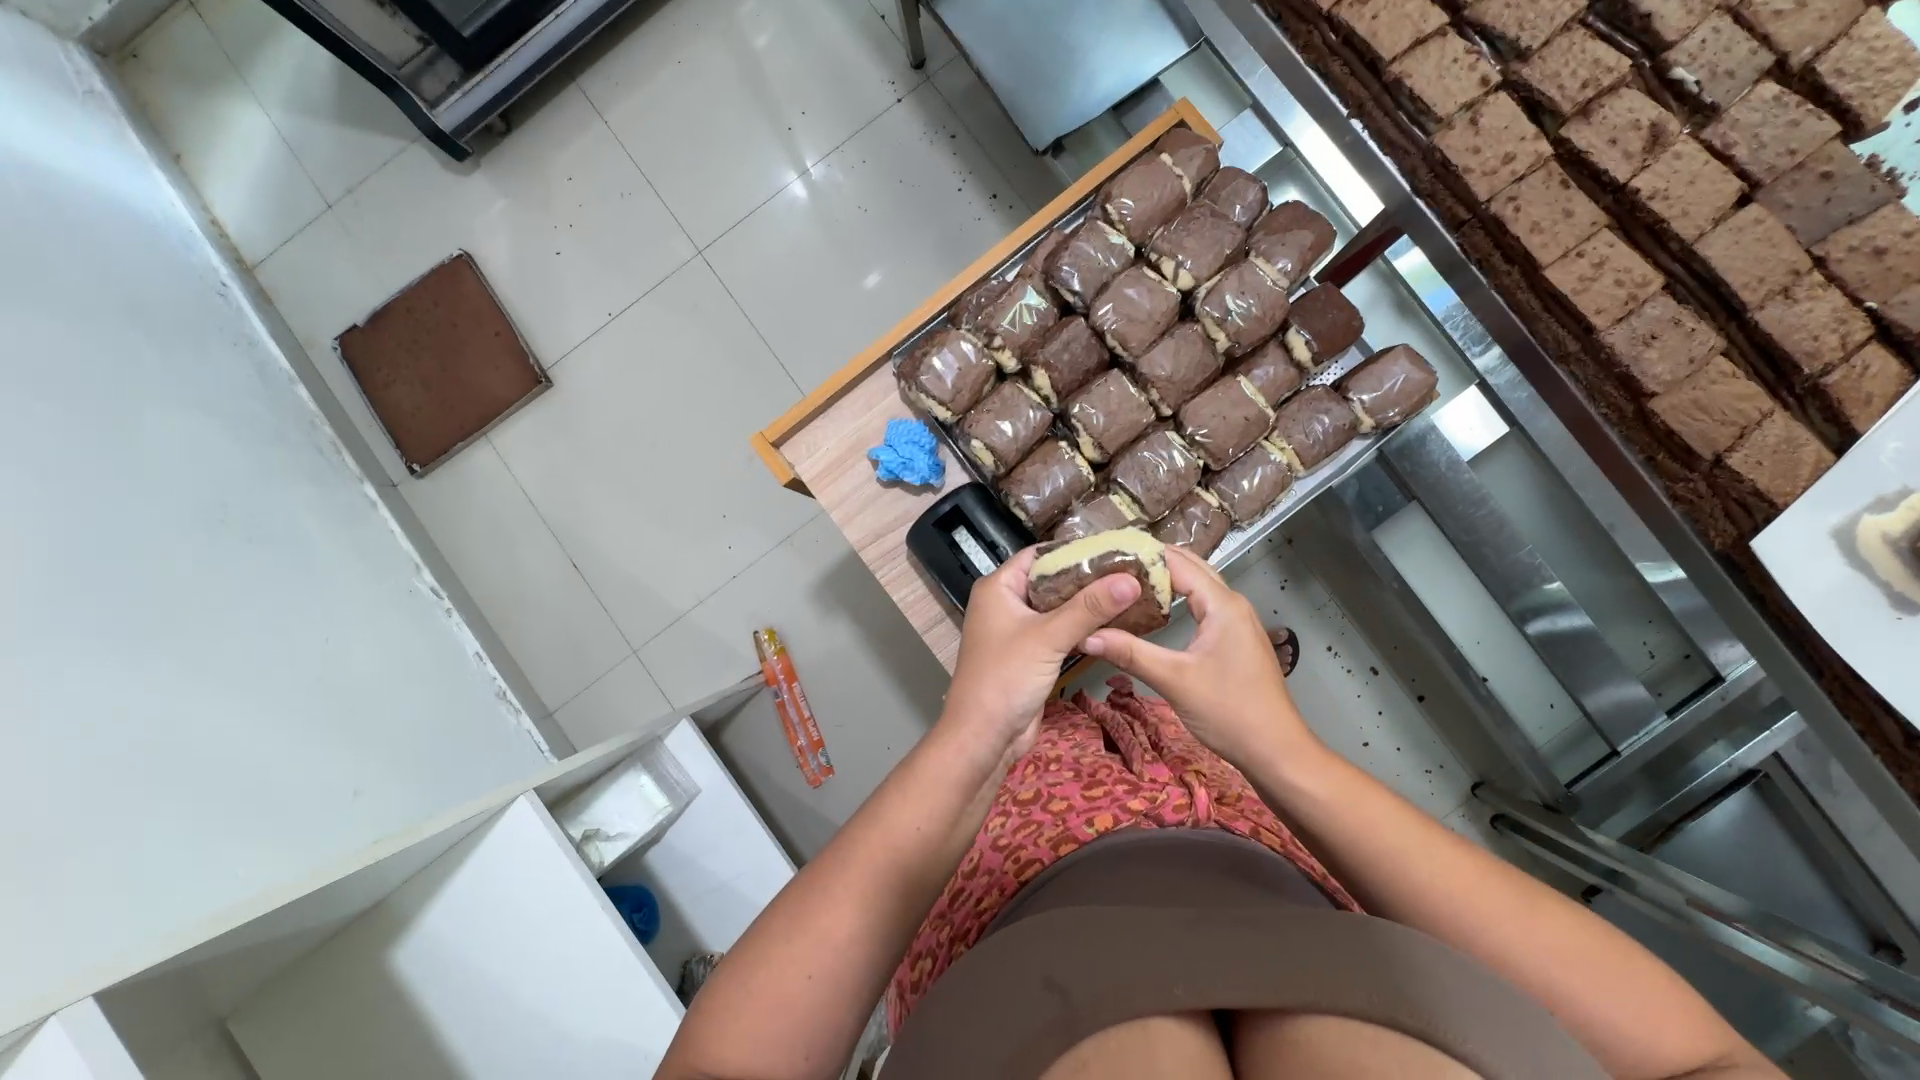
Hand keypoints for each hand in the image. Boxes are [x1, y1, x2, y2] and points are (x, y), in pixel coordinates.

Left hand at [942, 546, 1142, 756]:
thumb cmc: (1005, 678)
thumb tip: (1131, 578)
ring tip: (1129, 595)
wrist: (984, 736)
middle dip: (1086, 579)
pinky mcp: (1030, 656)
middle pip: (1051, 581)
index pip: (1038, 555)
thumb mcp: (1049, 637)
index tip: (1114, 550)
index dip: (1074, 551)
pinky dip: (1081, 629)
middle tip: (1130, 573)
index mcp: (998, 588)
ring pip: (1057, 609)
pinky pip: (1058, 633)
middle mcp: (1005, 604)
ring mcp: (1017, 632)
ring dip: (1087, 606)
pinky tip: (1113, 626)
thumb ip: (1090, 607)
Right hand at [1081, 545, 1319, 768]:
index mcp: (1222, 604)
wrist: (1275, 750)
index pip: (1178, 563)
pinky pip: (1203, 606)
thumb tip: (1085, 636)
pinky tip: (1153, 611)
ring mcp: (1237, 621)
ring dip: (1166, 580)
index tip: (1104, 555)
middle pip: (1191, 568)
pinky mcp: (1235, 639)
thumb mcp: (1173, 680)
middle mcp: (1232, 604)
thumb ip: (1130, 653)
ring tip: (1124, 582)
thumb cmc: (1229, 711)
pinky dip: (1178, 599)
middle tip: (1110, 565)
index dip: (1143, 555)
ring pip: (1198, 587)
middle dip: (1153, 562)